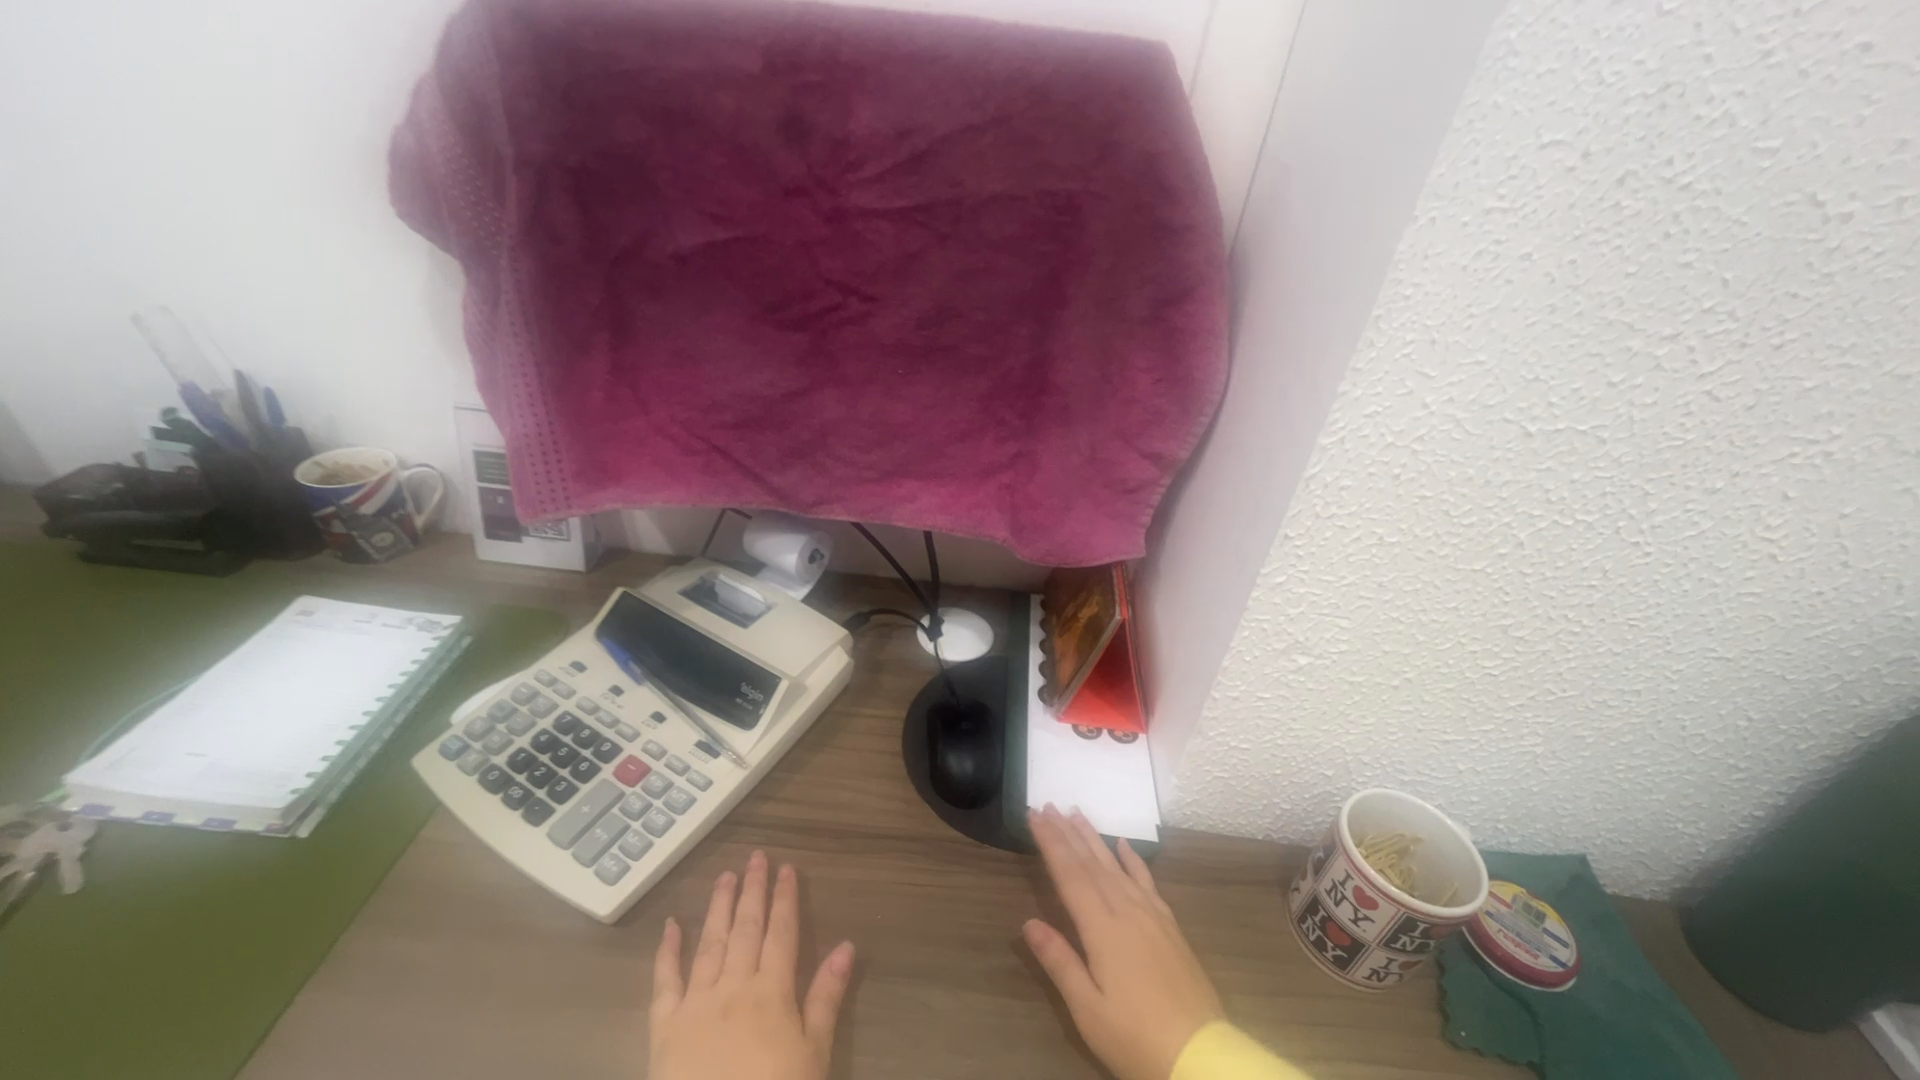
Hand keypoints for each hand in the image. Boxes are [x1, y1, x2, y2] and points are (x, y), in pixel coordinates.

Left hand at [650, 851, 855, 1079]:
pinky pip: (664, 980)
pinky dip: (667, 950)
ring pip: (709, 943)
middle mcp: (733, 986)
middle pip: (745, 929)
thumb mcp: (815, 1053)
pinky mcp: (664, 1026)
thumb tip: (846, 946)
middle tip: (756, 856)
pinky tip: (671, 925)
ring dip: (718, 907)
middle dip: (753, 891)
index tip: (787, 868)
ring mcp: (695, 1003)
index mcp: (772, 992)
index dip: (785, 899)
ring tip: (724, 876)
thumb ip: (827, 997)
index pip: (782, 933)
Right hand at [1024, 806, 1224, 1079]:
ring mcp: (1153, 917)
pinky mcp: (1170, 928)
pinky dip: (1133, 861)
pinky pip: (1148, 883)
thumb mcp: (1088, 1009)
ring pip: (1118, 867)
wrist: (1200, 1055)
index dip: (1051, 843)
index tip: (1035, 814)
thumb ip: (1059, 961)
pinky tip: (1124, 846)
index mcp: (1102, 930)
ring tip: (1078, 814)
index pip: (1070, 875)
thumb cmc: (1135, 1037)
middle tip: (1049, 805)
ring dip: (1095, 839)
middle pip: (1092, 864)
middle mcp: (1127, 912)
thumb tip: (1029, 923)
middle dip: (1068, 833)